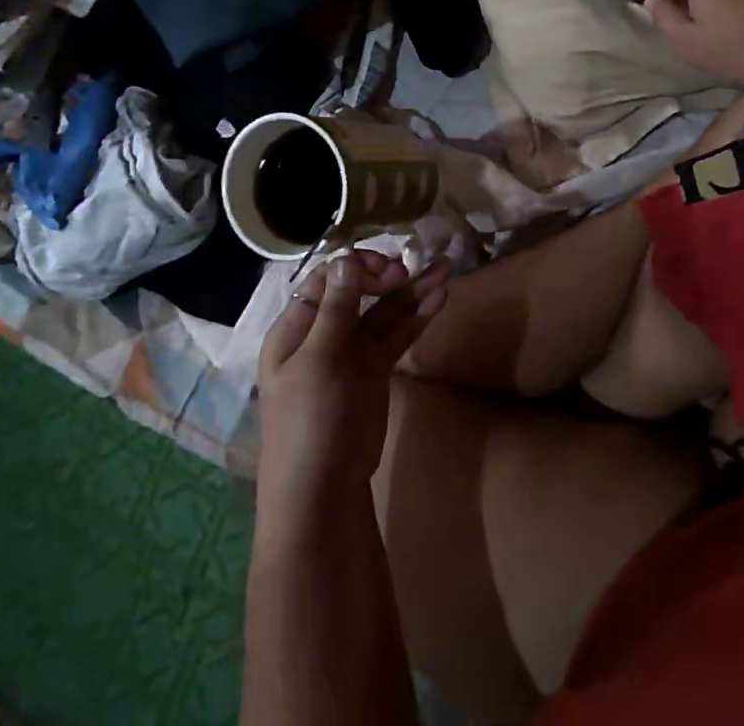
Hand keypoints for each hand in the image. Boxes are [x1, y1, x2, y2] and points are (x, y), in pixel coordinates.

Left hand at [256, 251, 448, 502]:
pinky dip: (418, 317)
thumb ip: (336, 310)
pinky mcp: (377, 370)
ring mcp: (354, 352)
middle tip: (411, 272)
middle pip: (360, 293)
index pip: (327, 281)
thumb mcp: (319, 361)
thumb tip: (346, 260)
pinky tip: (440, 297)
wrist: (324, 483)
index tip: (385, 269)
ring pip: (386, 313)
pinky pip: (398, 335)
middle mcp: (325, 333)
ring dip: (414, 291)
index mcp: (297, 328)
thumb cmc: (310, 419)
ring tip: (446, 269)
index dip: (356, 268)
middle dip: (387, 277)